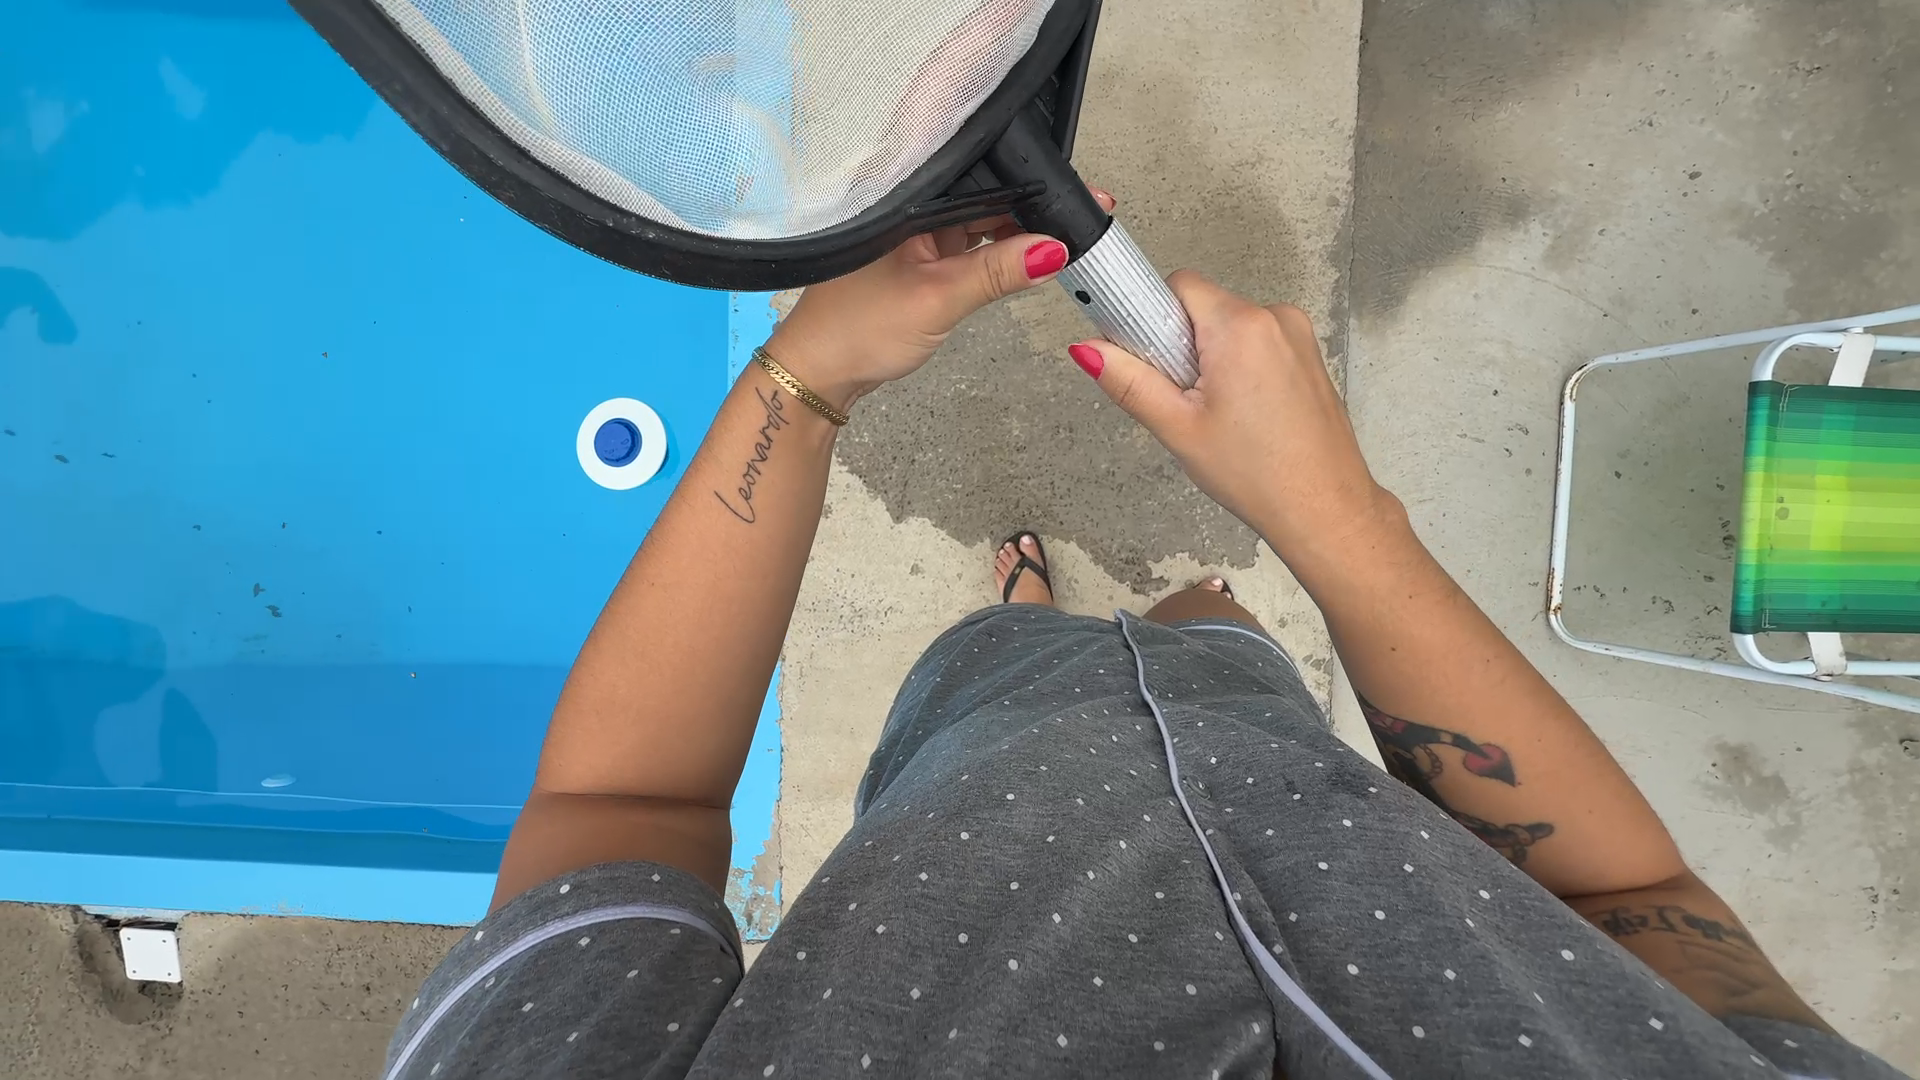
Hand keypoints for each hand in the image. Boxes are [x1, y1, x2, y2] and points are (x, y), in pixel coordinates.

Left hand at [765, 190, 1116, 411]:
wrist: (821, 372)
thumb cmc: (856, 331)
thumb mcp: (939, 300)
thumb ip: (998, 273)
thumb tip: (1052, 250)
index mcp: (903, 197)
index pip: (981, 178)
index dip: (1031, 189)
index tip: (1074, 201)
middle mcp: (907, 206)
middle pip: (982, 196)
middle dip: (1028, 212)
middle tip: (1072, 227)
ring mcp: (911, 232)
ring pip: (976, 222)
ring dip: (1011, 235)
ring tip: (1053, 246)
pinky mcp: (915, 256)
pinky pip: (964, 246)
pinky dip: (990, 255)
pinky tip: (1018, 261)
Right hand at [1066, 272, 1399, 559]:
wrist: (1323, 508)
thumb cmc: (1258, 474)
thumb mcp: (1177, 429)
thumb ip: (1129, 382)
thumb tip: (1088, 349)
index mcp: (1240, 328)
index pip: (1177, 286)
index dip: (1150, 316)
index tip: (1143, 355)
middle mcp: (1275, 317)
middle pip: (1201, 308)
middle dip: (1178, 346)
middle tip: (1180, 401)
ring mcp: (1297, 334)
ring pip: (1226, 329)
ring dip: (1206, 360)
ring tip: (1213, 415)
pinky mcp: (1307, 354)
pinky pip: (1254, 344)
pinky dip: (1234, 368)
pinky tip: (1238, 414)